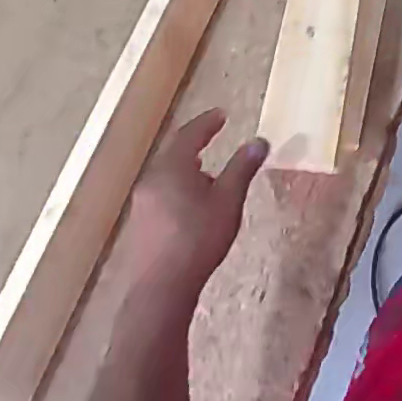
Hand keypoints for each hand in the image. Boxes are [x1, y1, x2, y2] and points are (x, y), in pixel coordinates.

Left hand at [119, 108, 266, 291]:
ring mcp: (143, 203)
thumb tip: (259, 141)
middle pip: (173, 153)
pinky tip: (195, 197)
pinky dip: (182, 182)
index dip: (206, 123)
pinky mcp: (142, 223)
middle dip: (195, 142)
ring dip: (189, 164)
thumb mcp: (229, 199)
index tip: (221, 114)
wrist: (162, 286)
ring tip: (208, 165)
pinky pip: (164, 190)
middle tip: (214, 133)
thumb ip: (243, 167)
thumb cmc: (199, 237)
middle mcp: (151, 181)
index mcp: (171, 170)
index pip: (187, 136)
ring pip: (167, 173)